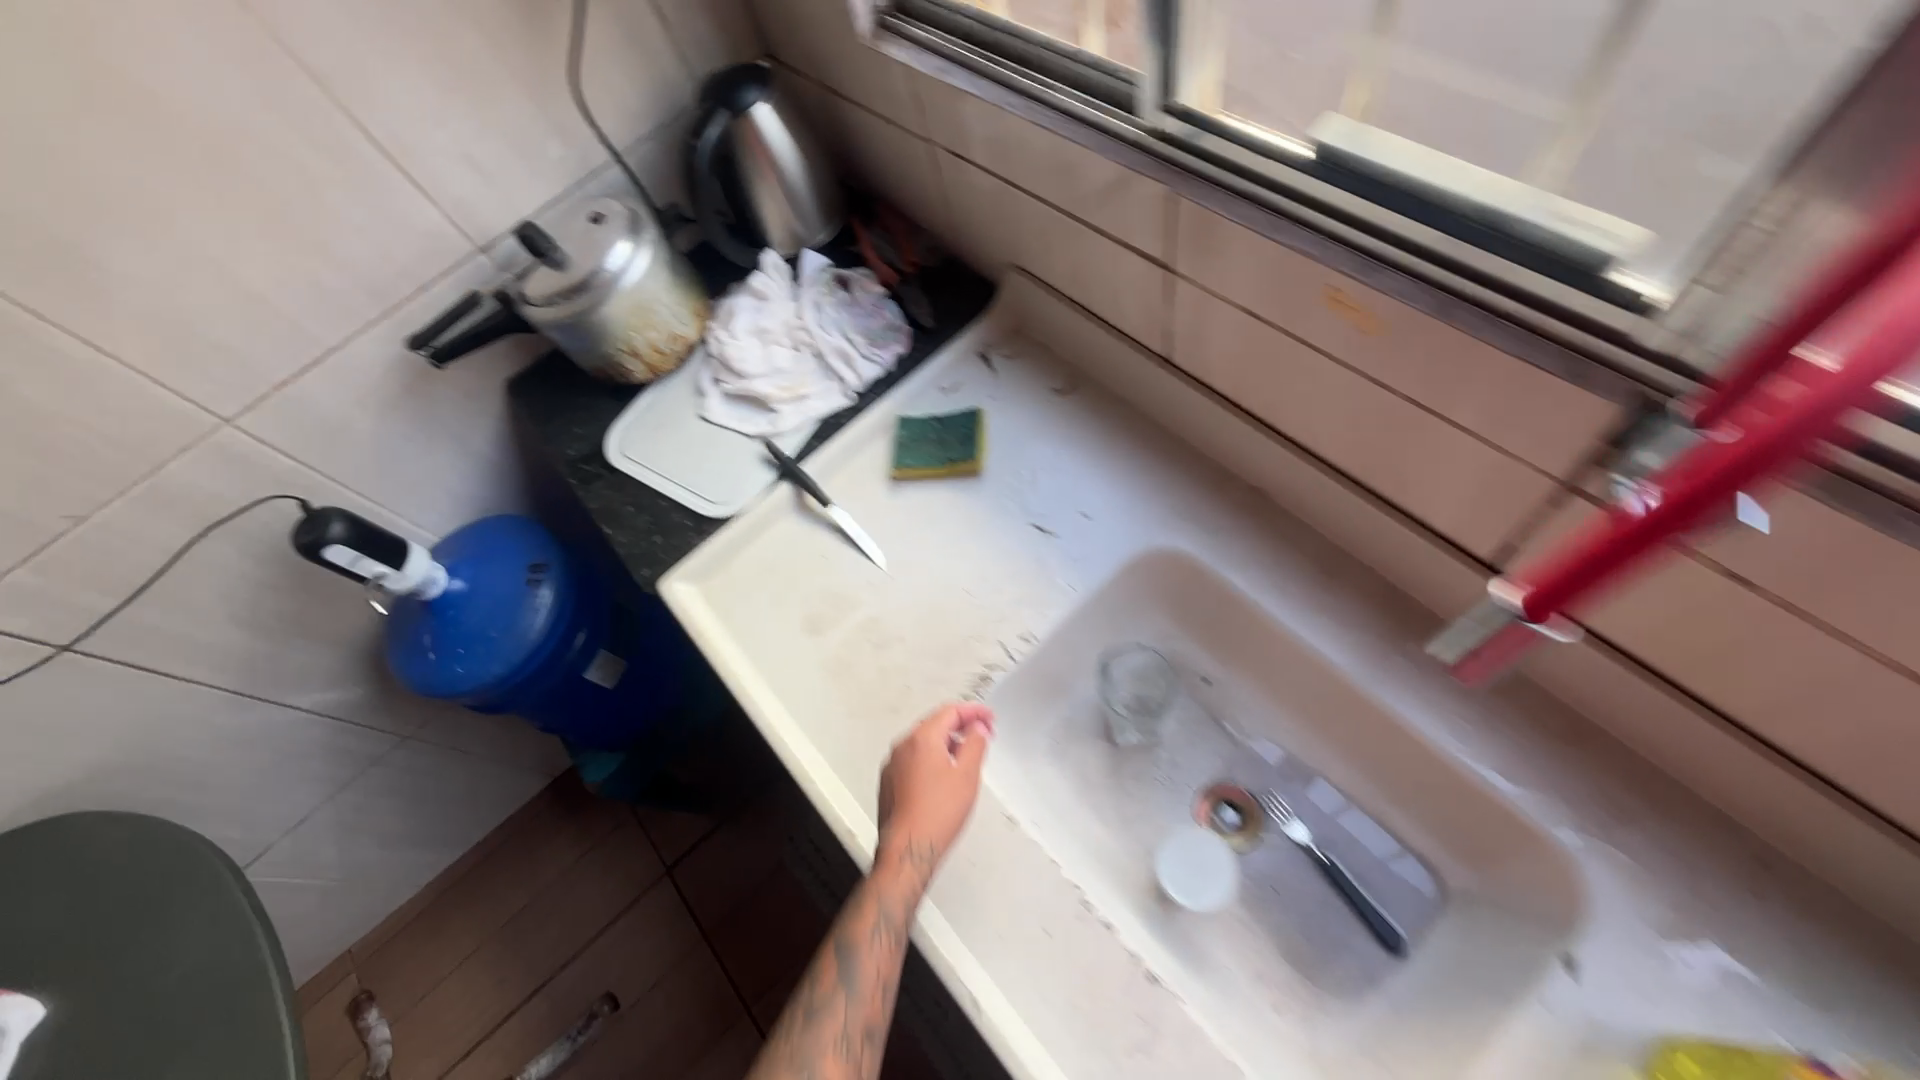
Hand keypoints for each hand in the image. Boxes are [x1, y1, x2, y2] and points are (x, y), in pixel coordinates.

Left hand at [876, 703, 993, 882]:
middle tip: (982, 734)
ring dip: (946, 743)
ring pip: (923, 743)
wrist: (908, 849)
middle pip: (935, 724)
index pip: (950, 711)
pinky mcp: (890, 782)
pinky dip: (932, 759)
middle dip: (961, 726)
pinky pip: (913, 760)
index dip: (973, 712)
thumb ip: (975, 744)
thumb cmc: (936, 815)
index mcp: (921, 739)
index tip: (988, 717)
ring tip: (966, 757)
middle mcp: (902, 747)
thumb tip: (977, 728)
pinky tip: (944, 777)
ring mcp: (893, 765)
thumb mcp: (967, 775)